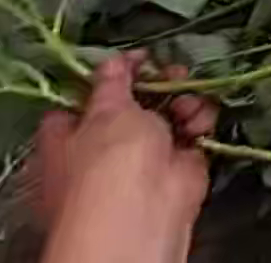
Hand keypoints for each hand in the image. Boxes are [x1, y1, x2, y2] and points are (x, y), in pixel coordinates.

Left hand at [35, 53, 216, 262]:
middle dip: (158, 82)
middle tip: (170, 73)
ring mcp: (146, 153)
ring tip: (186, 103)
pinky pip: (194, 126)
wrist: (144, 211)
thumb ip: (112, 80)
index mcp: (71, 138)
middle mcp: (106, 146)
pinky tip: (197, 124)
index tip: (133, 59)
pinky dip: (199, 119)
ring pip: (170, 109)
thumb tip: (113, 59)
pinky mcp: (181, 159)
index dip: (108, 76)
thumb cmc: (108, 161)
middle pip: (136, 100)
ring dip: (183, 98)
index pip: (85, 98)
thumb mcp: (106, 111)